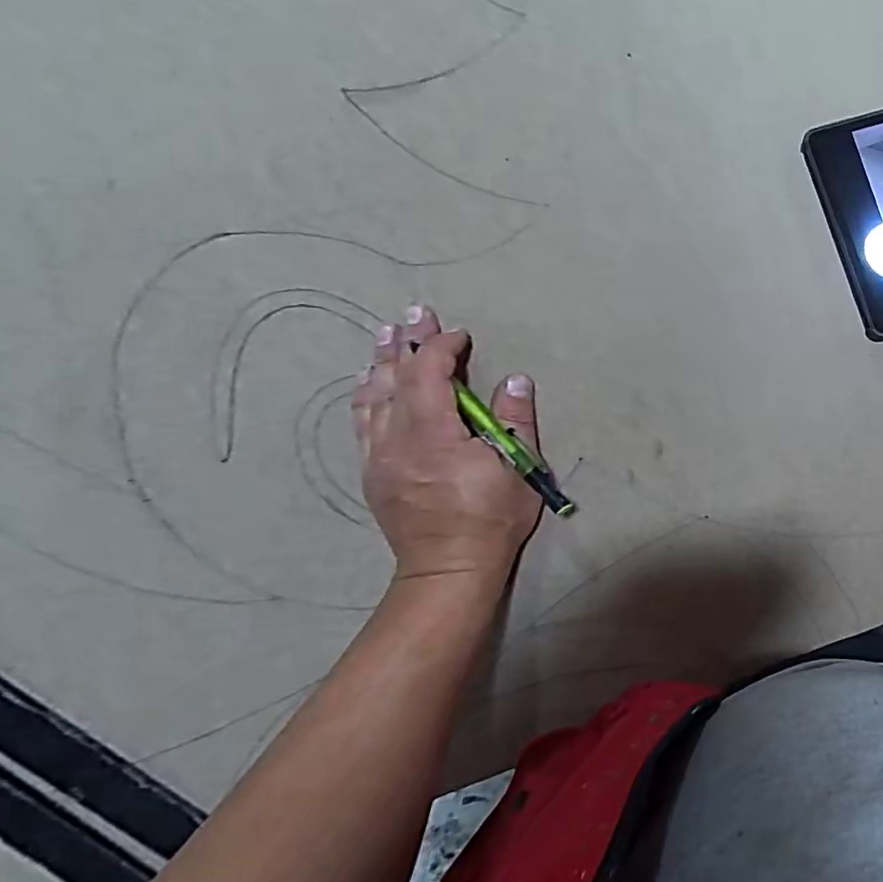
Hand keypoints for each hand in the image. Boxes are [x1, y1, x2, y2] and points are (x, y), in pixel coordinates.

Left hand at [352, 305, 543, 589]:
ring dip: (380, 363)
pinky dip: (367, 394)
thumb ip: (516, 420)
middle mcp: (397, 440)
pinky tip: (368, 382)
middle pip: (395, 380)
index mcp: (434, 436)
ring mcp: (379, 457)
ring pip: (372, 398)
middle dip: (405, 343)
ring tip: (384, 335)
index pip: (430, 376)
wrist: (448, 568)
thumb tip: (515, 378)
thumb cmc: (491, 518)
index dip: (442, 348)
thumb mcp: (519, 469)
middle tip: (413, 312)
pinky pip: (363, 422)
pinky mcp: (374, 472)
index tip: (461, 334)